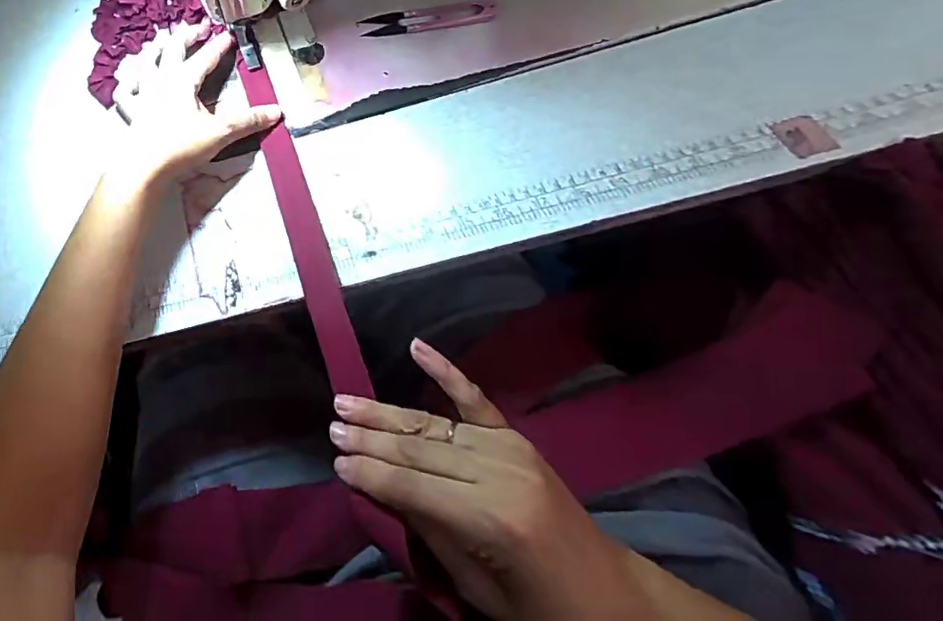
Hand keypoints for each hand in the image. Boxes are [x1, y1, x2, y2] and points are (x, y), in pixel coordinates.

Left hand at [110, 23, 281, 184]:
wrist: (143, 168)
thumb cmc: (180, 147)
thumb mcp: (220, 133)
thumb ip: (248, 121)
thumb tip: (276, 111)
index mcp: (183, 80)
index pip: (204, 56)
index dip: (218, 44)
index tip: (229, 35)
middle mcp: (160, 80)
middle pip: (173, 47)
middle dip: (188, 35)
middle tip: (200, 28)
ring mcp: (143, 94)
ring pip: (147, 63)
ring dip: (158, 51)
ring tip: (165, 46)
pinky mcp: (132, 111)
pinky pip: (127, 92)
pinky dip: (131, 84)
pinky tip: (133, 84)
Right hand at [330, 341, 645, 620]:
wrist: (611, 598)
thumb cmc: (538, 606)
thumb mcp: (475, 586)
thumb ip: (427, 529)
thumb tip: (374, 486)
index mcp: (491, 520)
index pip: (411, 487)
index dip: (370, 475)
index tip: (335, 464)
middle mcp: (498, 474)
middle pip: (417, 450)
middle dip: (368, 440)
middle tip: (331, 429)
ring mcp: (509, 450)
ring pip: (432, 424)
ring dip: (384, 412)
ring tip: (345, 402)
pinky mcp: (516, 438)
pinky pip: (474, 400)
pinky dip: (444, 371)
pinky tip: (416, 347)